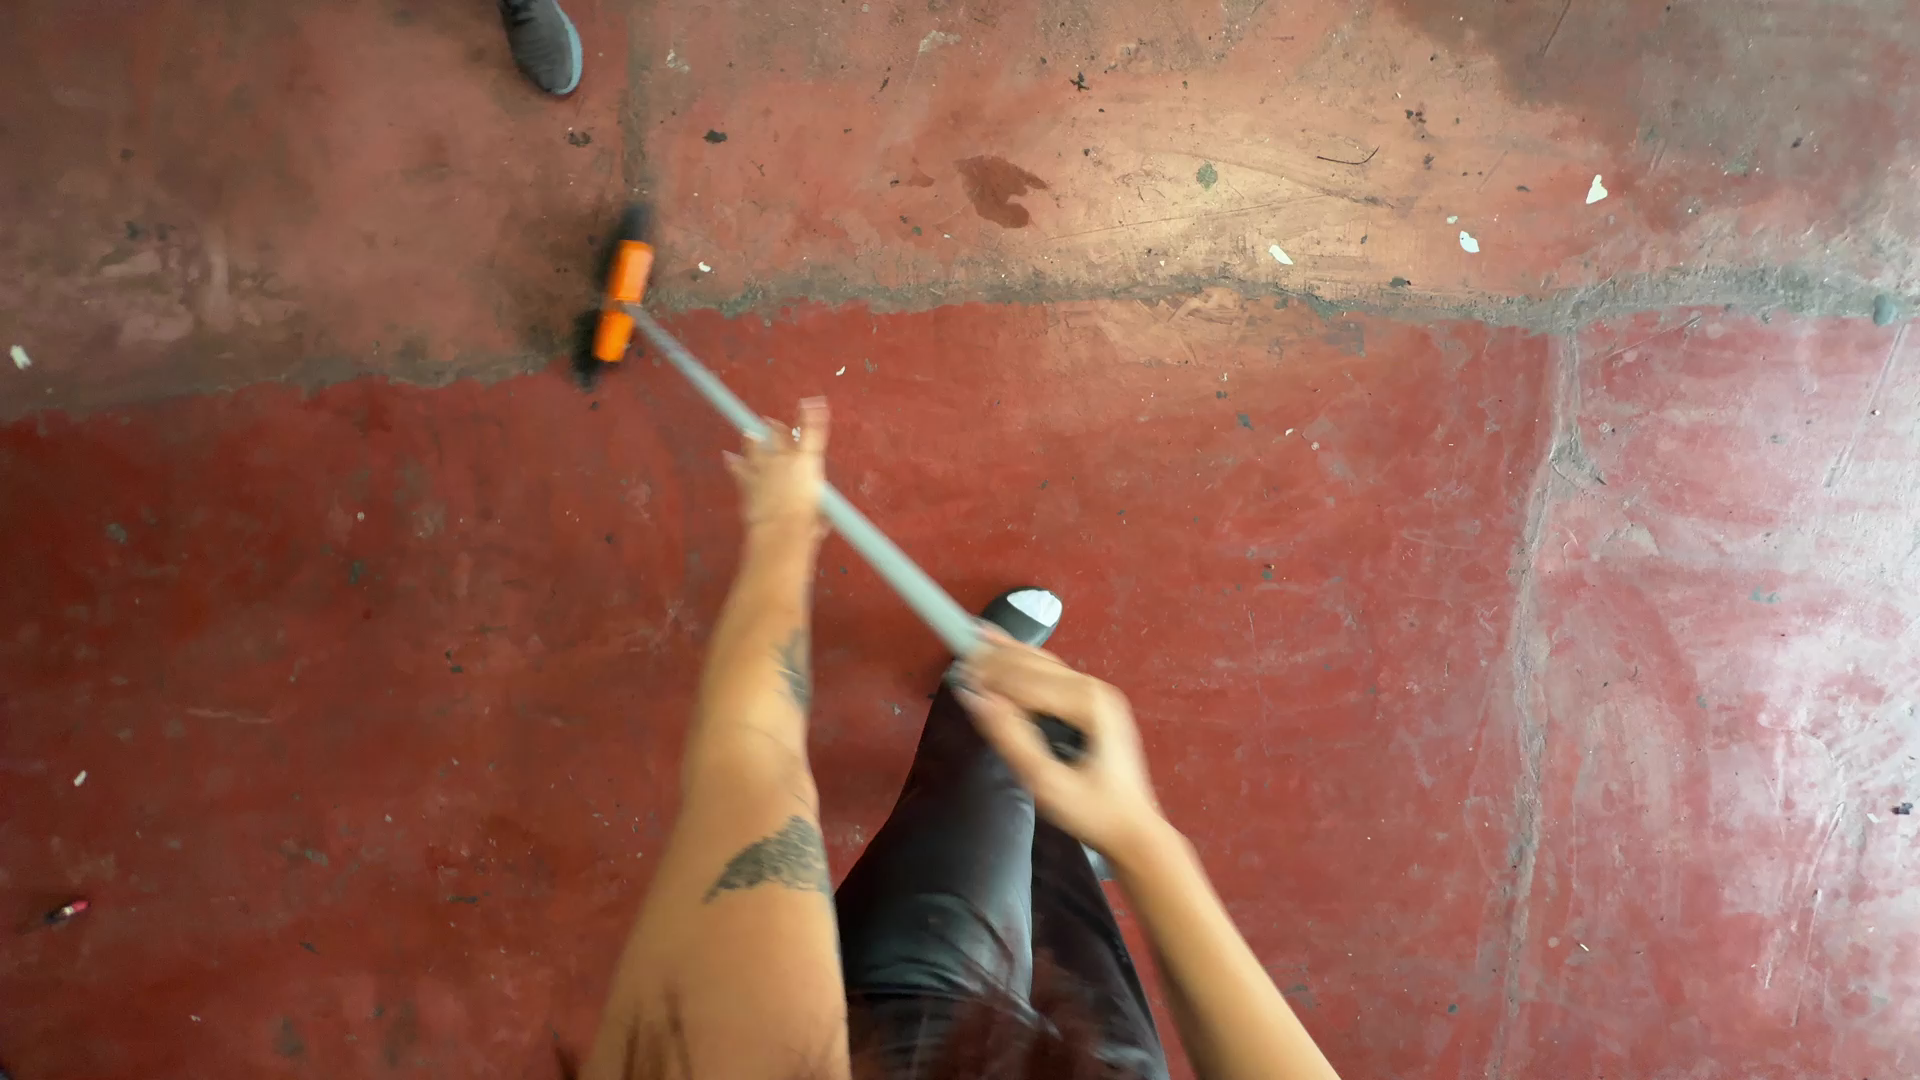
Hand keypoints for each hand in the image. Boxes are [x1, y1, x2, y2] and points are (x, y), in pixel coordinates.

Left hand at [725, 398, 828, 537]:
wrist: (779, 528)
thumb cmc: (805, 520)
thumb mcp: (821, 512)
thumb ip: (816, 506)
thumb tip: (818, 515)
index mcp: (807, 461)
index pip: (812, 431)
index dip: (812, 415)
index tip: (813, 402)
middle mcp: (784, 458)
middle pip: (779, 435)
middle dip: (776, 428)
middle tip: (772, 422)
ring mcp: (763, 467)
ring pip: (754, 446)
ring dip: (752, 439)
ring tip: (748, 432)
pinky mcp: (746, 480)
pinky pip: (737, 468)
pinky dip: (733, 463)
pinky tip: (728, 457)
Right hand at [954, 637, 1164, 859]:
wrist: (1133, 830)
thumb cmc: (1093, 812)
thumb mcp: (1045, 782)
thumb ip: (1010, 738)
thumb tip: (977, 699)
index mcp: (1088, 705)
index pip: (1026, 680)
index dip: (990, 674)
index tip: (958, 673)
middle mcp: (1094, 689)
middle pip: (1033, 664)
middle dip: (995, 660)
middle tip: (958, 658)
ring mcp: (1096, 692)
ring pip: (1041, 662)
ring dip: (1007, 654)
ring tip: (973, 639)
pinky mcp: (1092, 700)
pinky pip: (1050, 671)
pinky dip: (1023, 660)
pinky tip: (1004, 647)